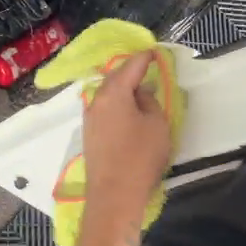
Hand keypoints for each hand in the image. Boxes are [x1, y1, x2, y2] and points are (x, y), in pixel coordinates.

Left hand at [80, 50, 172, 231]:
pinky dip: (117, 105)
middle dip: (131, 72)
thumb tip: (140, 92)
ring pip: (108, 95)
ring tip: (141, 89)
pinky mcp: (90, 134)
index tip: (155, 51)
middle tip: (148, 68)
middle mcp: (96, 101)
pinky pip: (105, 110)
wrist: (114, 195)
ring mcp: (90, 118)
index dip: (145, 57)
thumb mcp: (156, 124)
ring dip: (123, 90)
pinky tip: (129, 111)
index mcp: (113, 93)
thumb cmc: (140, 156)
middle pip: (115, 79)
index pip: (131, 66)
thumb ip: (149, 101)